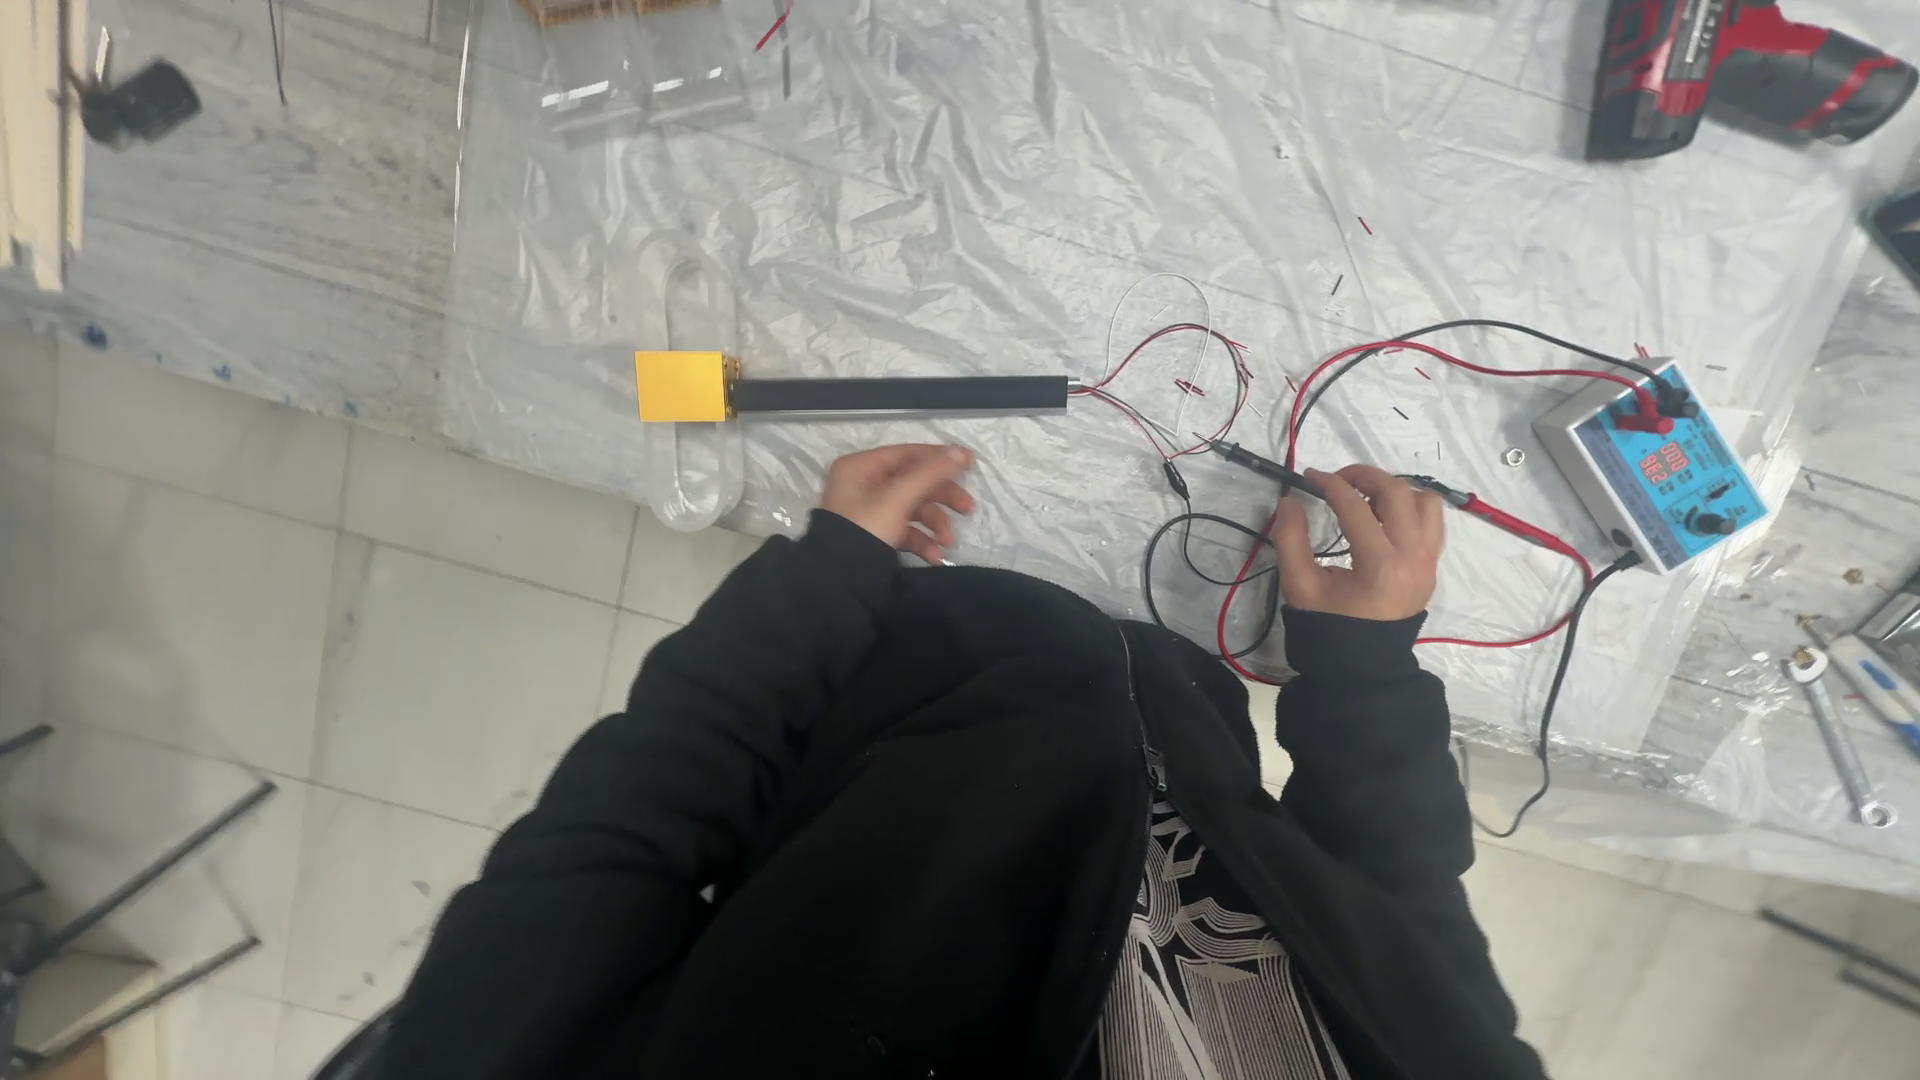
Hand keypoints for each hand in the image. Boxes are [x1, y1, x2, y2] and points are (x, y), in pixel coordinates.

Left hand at [820, 444, 976, 563]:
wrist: (841, 582)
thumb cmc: (866, 528)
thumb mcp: (898, 497)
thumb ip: (931, 473)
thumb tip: (962, 452)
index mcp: (860, 467)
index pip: (908, 454)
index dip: (940, 458)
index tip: (971, 464)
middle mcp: (863, 485)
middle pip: (914, 482)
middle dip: (942, 498)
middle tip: (968, 509)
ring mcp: (870, 512)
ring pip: (913, 509)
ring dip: (935, 524)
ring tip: (948, 542)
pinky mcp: (876, 535)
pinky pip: (905, 531)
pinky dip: (922, 541)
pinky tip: (934, 555)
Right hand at [1271, 465, 1442, 620]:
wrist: (1362, 661)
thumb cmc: (1328, 624)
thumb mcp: (1300, 584)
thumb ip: (1291, 539)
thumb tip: (1289, 501)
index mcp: (1379, 565)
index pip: (1356, 508)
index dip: (1330, 484)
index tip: (1310, 476)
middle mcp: (1413, 557)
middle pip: (1399, 493)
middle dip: (1366, 476)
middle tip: (1338, 478)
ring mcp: (1429, 561)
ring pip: (1425, 502)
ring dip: (1394, 490)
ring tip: (1365, 497)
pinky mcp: (1432, 564)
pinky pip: (1432, 521)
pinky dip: (1409, 507)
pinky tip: (1382, 515)